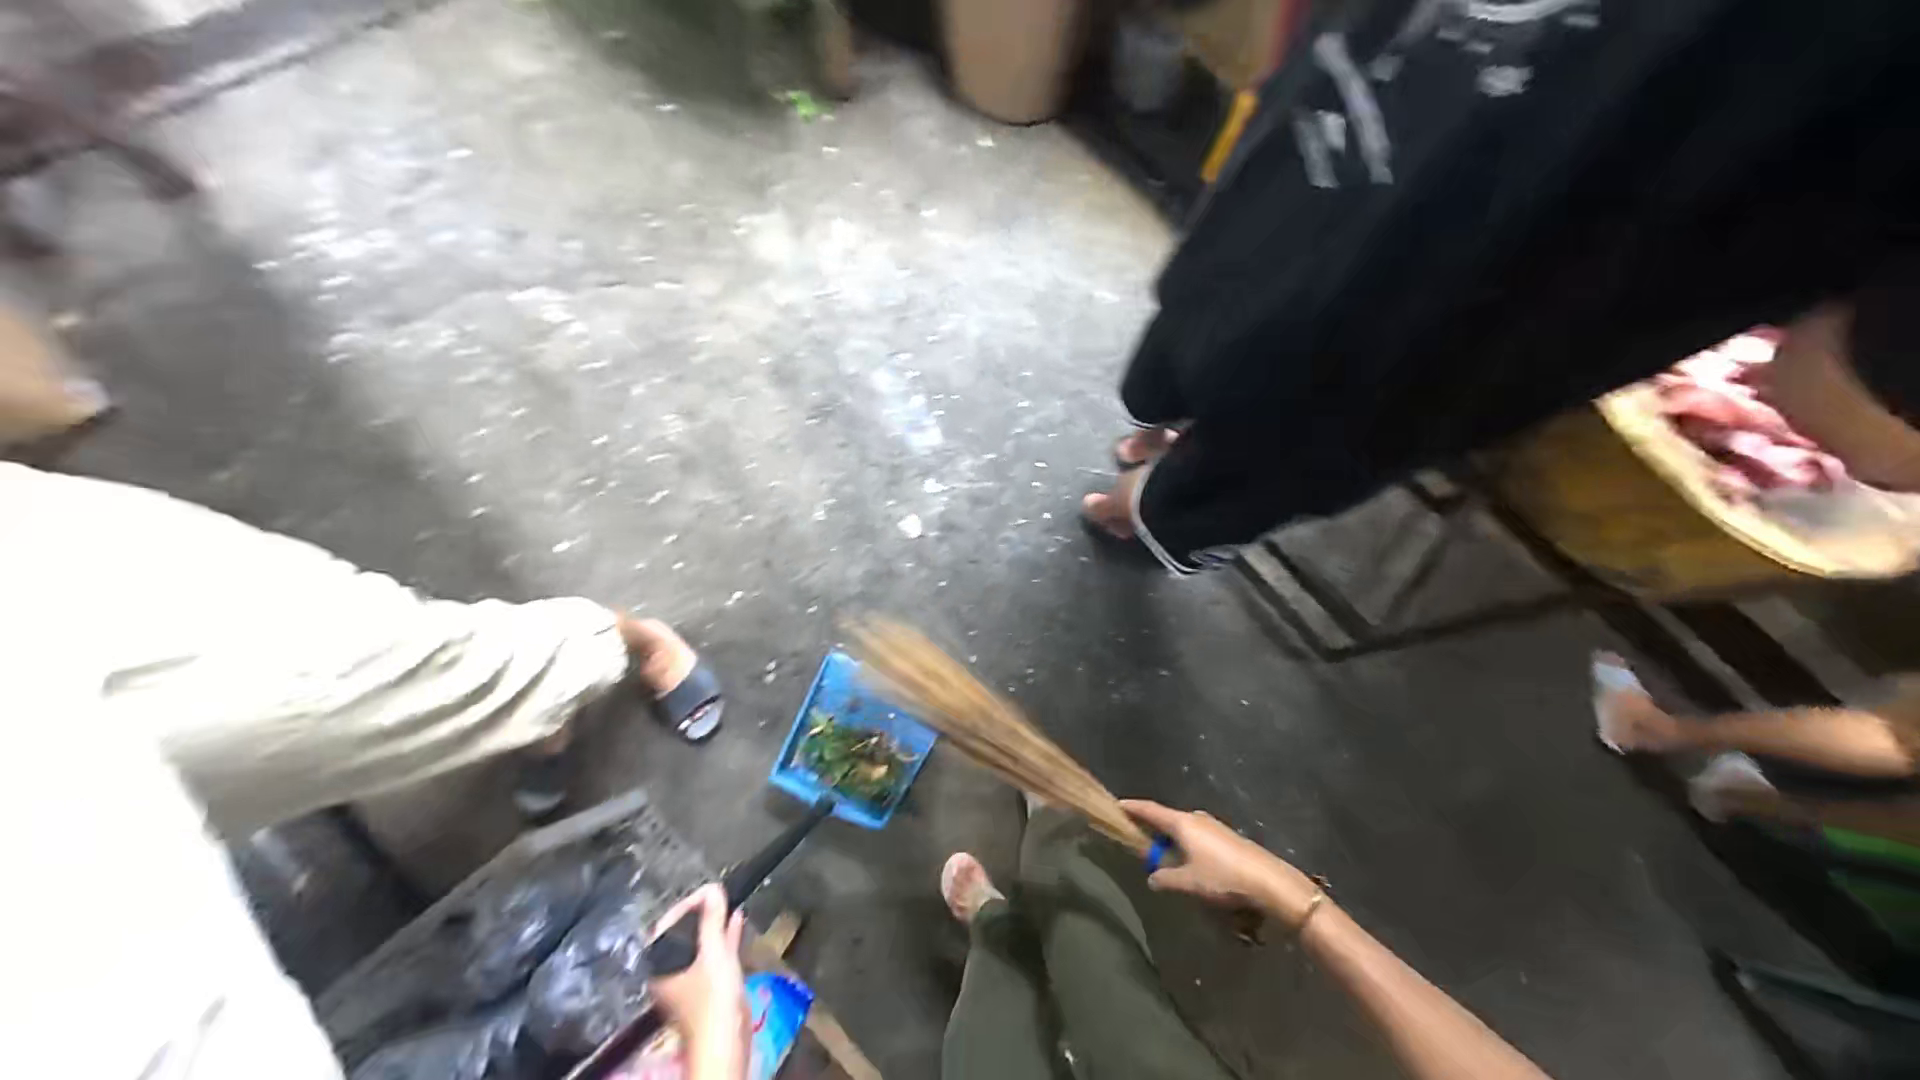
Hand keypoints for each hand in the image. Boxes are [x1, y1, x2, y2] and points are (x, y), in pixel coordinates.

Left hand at [649, 884, 748, 1078]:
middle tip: (717, 894)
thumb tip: (712, 888)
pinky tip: (737, 918)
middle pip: (683, 935)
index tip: (707, 891)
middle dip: (701, 912)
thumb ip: (711, 919)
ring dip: (714, 923)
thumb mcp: (713, 952)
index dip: (685, 905)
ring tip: (728, 901)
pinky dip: (726, 936)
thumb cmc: (713, 998)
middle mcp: (673, 972)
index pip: (666, 927)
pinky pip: (717, 953)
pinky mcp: (712, 986)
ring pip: (702, 943)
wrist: (726, 1043)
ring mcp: (693, 979)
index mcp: (663, 967)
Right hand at [1122, 799, 1324, 925]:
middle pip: (1167, 819)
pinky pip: (1199, 838)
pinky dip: (1189, 847)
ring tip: (1169, 861)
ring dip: (1174, 842)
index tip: (1117, 805)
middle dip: (1154, 830)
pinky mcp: (1228, 838)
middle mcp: (1196, 818)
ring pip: (1185, 830)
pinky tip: (1194, 867)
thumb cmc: (1223, 878)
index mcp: (1182, 823)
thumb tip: (1152, 877)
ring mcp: (1214, 826)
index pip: (1150, 810)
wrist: (1270, 882)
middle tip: (1142, 843)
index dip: (1133, 808)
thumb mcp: (1188, 883)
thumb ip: (1165, 878)